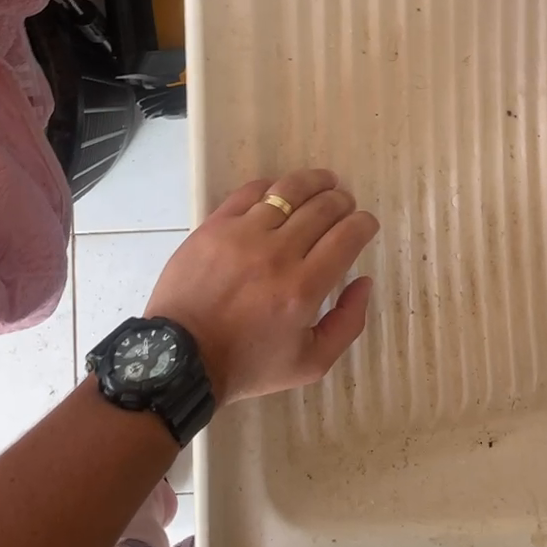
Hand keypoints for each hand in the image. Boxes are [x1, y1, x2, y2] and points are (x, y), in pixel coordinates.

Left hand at [144, 169, 379, 403]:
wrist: (180, 359)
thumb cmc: (247, 364)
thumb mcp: (311, 363)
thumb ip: (348, 324)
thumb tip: (364, 281)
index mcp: (304, 288)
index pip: (347, 236)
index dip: (364, 224)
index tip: (366, 224)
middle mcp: (277, 254)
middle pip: (323, 208)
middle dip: (343, 202)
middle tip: (345, 206)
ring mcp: (243, 234)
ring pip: (290, 190)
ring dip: (315, 182)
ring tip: (325, 182)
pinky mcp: (215, 226)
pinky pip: (251, 191)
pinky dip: (274, 186)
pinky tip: (282, 191)